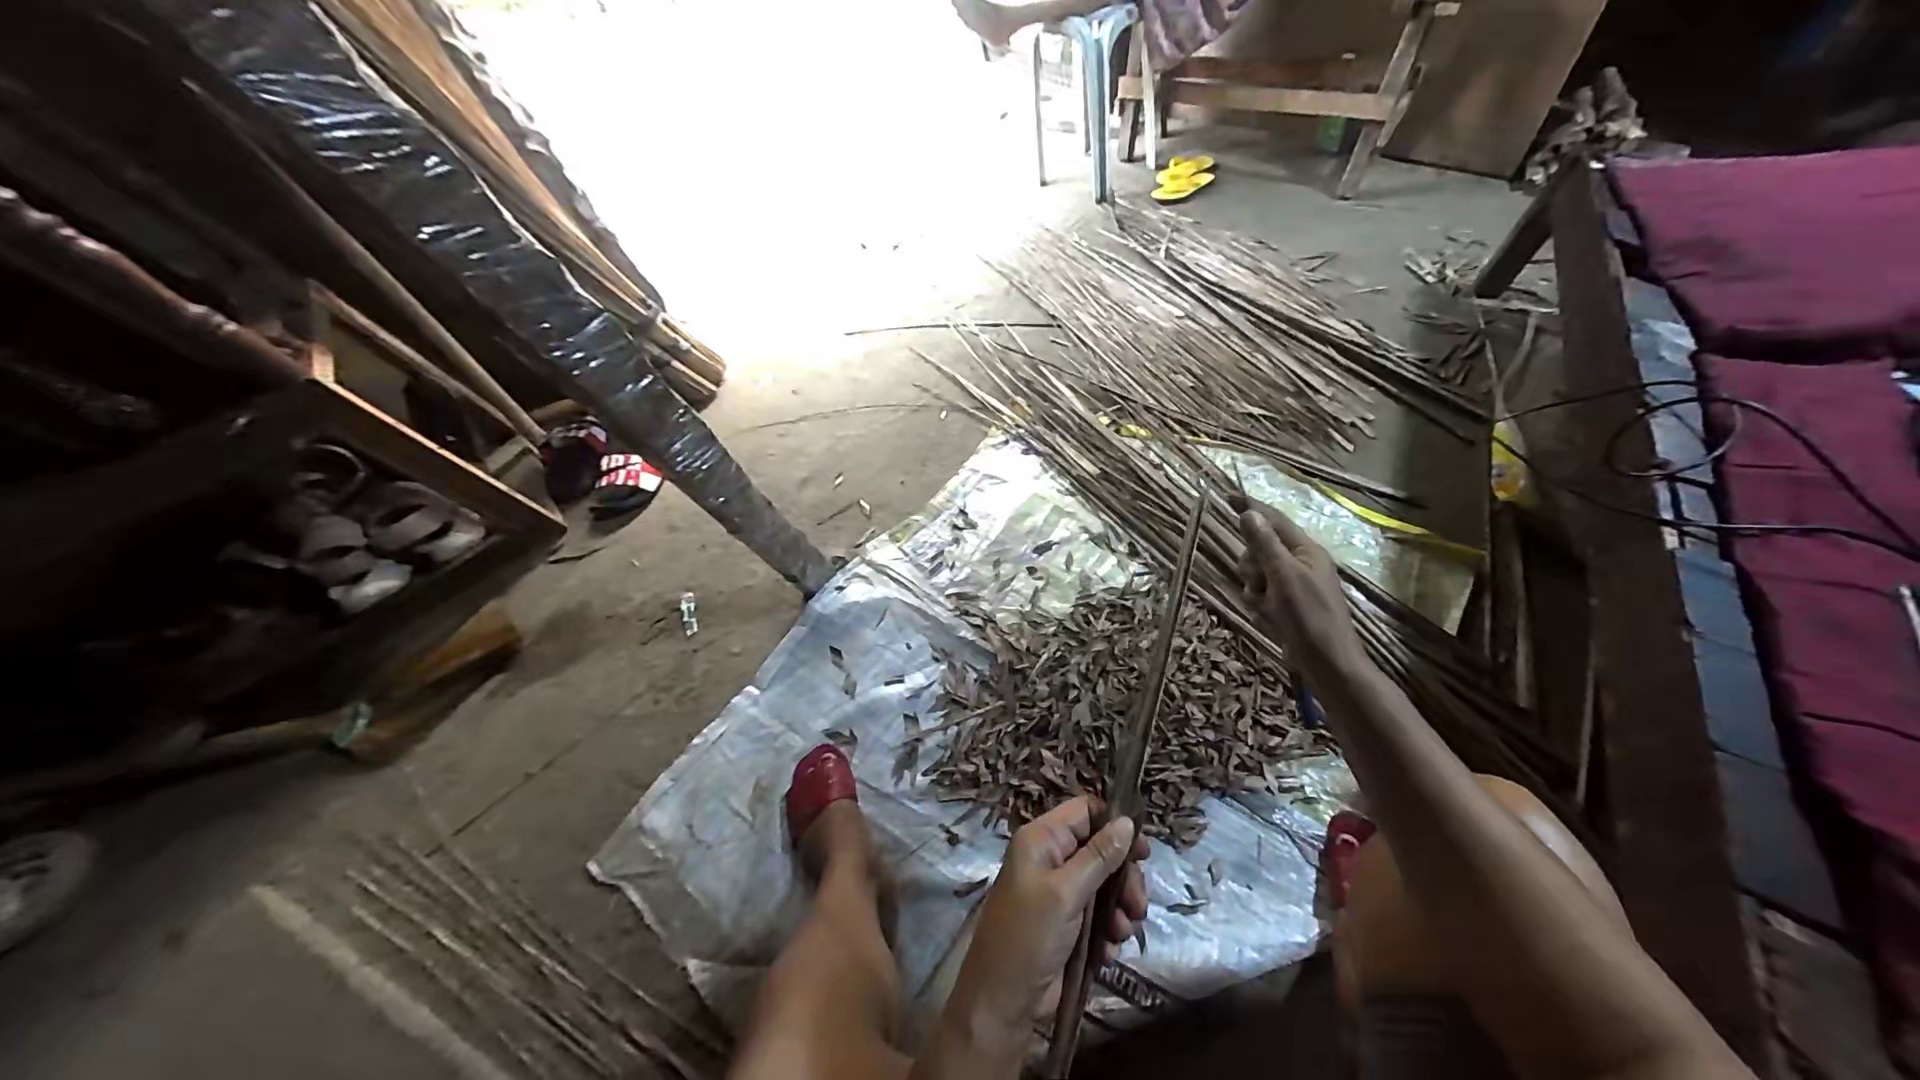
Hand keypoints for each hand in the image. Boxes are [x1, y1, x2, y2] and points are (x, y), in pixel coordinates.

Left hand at [949, 797, 1147, 1031]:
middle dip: (1123, 876)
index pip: (1085, 811)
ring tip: (1123, 932)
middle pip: (1101, 850)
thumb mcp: (1066, 892)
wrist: (1004, 1001)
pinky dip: (1108, 931)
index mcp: (1041, 839)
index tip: (1142, 850)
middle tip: (1138, 903)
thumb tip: (1126, 821)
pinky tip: (1107, 951)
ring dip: (1120, 908)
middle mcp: (1050, 859)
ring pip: (1105, 885)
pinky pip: (1099, 915)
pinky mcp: (1067, 922)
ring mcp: (1059, 892)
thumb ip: (1099, 856)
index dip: (1115, 825)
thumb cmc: (1029, 935)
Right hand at [1231, 494, 1364, 679]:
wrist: (1326, 663)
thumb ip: (1265, 544)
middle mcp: (1299, 563)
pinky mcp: (1284, 605)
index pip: (1274, 520)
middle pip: (1258, 549)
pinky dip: (1258, 605)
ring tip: (1267, 607)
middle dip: (1251, 566)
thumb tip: (1249, 514)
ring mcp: (1291, 585)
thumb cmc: (1309, 617)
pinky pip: (1258, 595)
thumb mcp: (1284, 577)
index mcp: (1306, 551)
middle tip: (1259, 583)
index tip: (1227, 497)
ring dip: (1254, 589)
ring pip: (1254, 574)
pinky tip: (1268, 618)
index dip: (1251, 508)